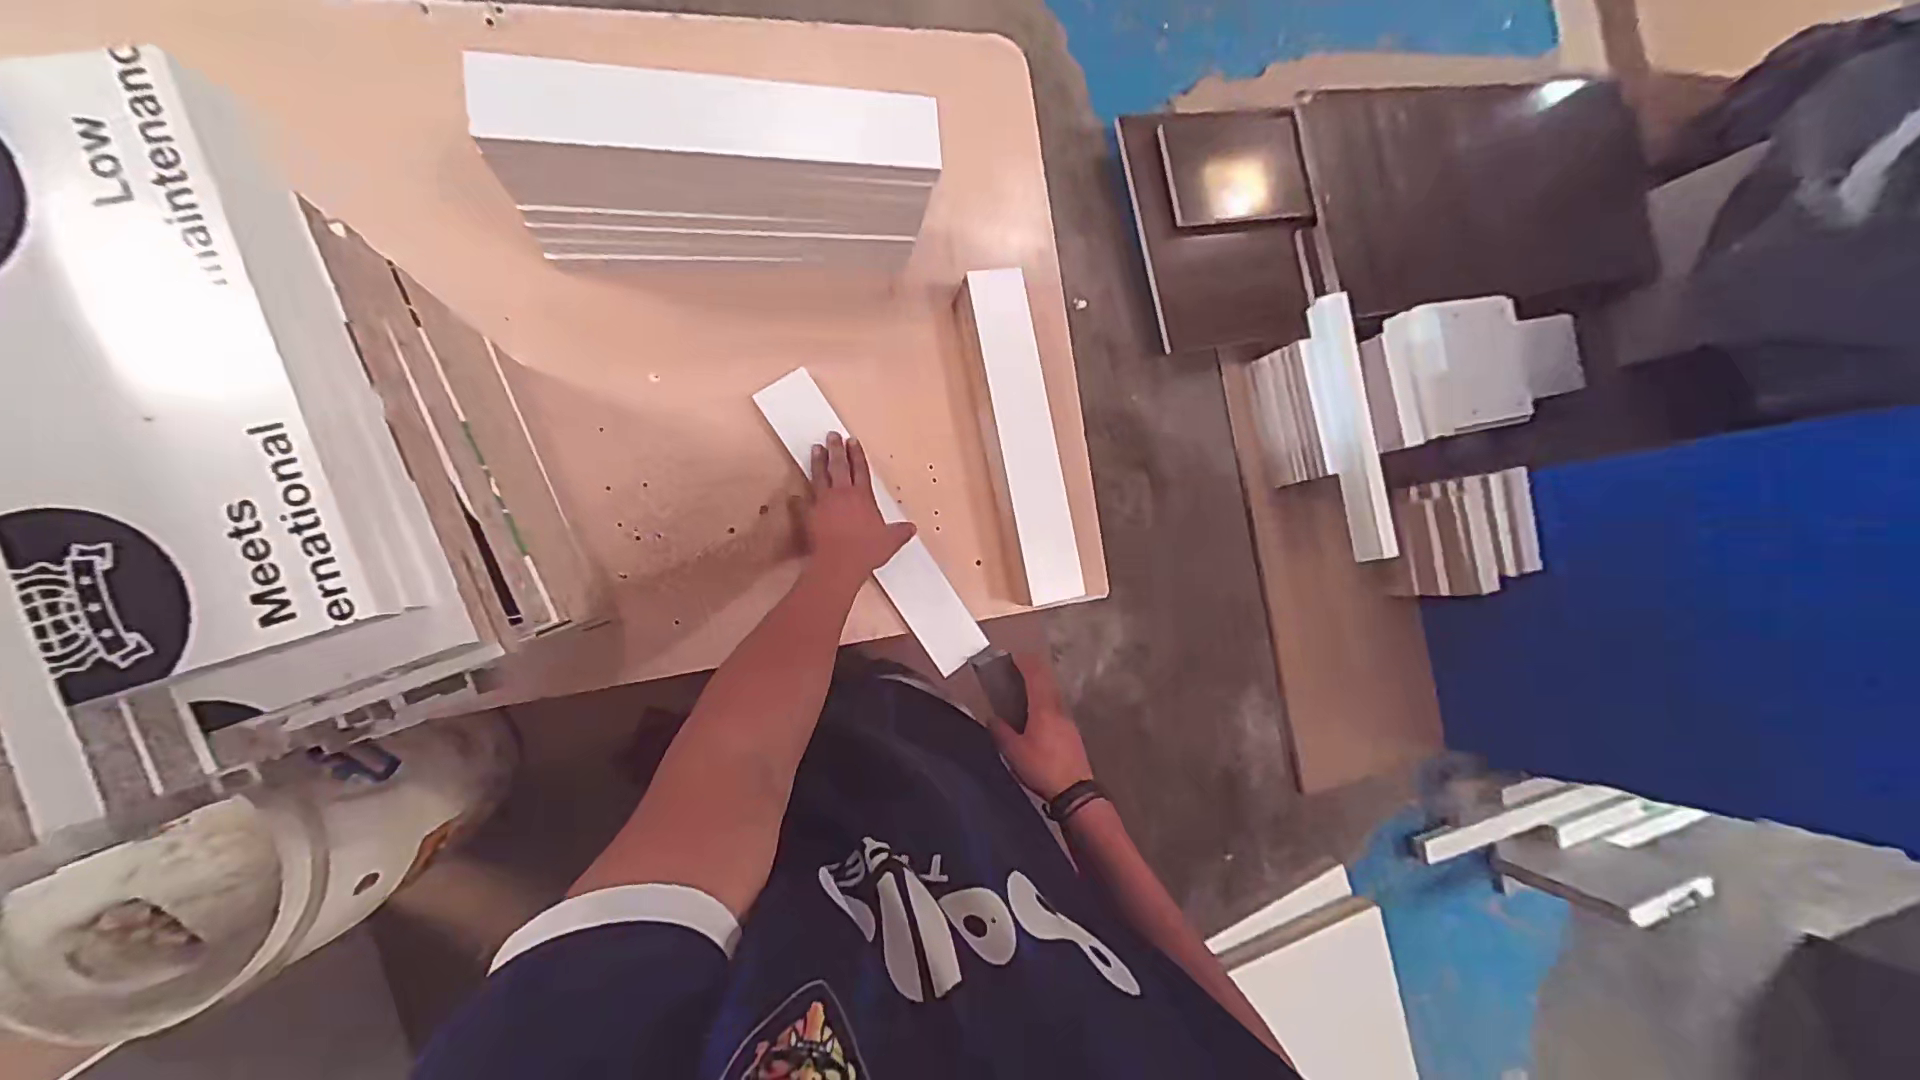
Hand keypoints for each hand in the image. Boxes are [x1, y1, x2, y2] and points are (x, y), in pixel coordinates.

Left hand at [804, 432, 915, 588]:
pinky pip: (802, 503)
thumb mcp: (890, 541)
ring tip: (816, 449)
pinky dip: (799, 498)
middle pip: (839, 466)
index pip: (860, 469)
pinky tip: (795, 494)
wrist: (838, 563)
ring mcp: (823, 503)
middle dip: (836, 449)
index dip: (856, 454)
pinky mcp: (809, 516)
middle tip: (832, 435)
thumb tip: (910, 528)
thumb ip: (899, 532)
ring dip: (818, 462)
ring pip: (819, 477)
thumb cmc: (865, 550)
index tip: (852, 442)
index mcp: (863, 496)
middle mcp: (842, 495)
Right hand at [983, 651, 1093, 800]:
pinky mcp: (1072, 733)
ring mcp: (1068, 721)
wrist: (1075, 792)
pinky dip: (1046, 701)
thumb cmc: (1042, 769)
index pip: (1036, 676)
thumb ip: (1001, 732)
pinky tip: (1038, 714)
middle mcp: (1058, 709)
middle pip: (1047, 681)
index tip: (1015, 656)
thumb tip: (992, 718)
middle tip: (1018, 669)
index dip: (1026, 663)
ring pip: (1054, 694)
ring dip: (1041, 686)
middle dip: (1033, 671)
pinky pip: (1057, 708)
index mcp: (1043, 709)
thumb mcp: (1013, 752)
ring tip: (1025, 690)